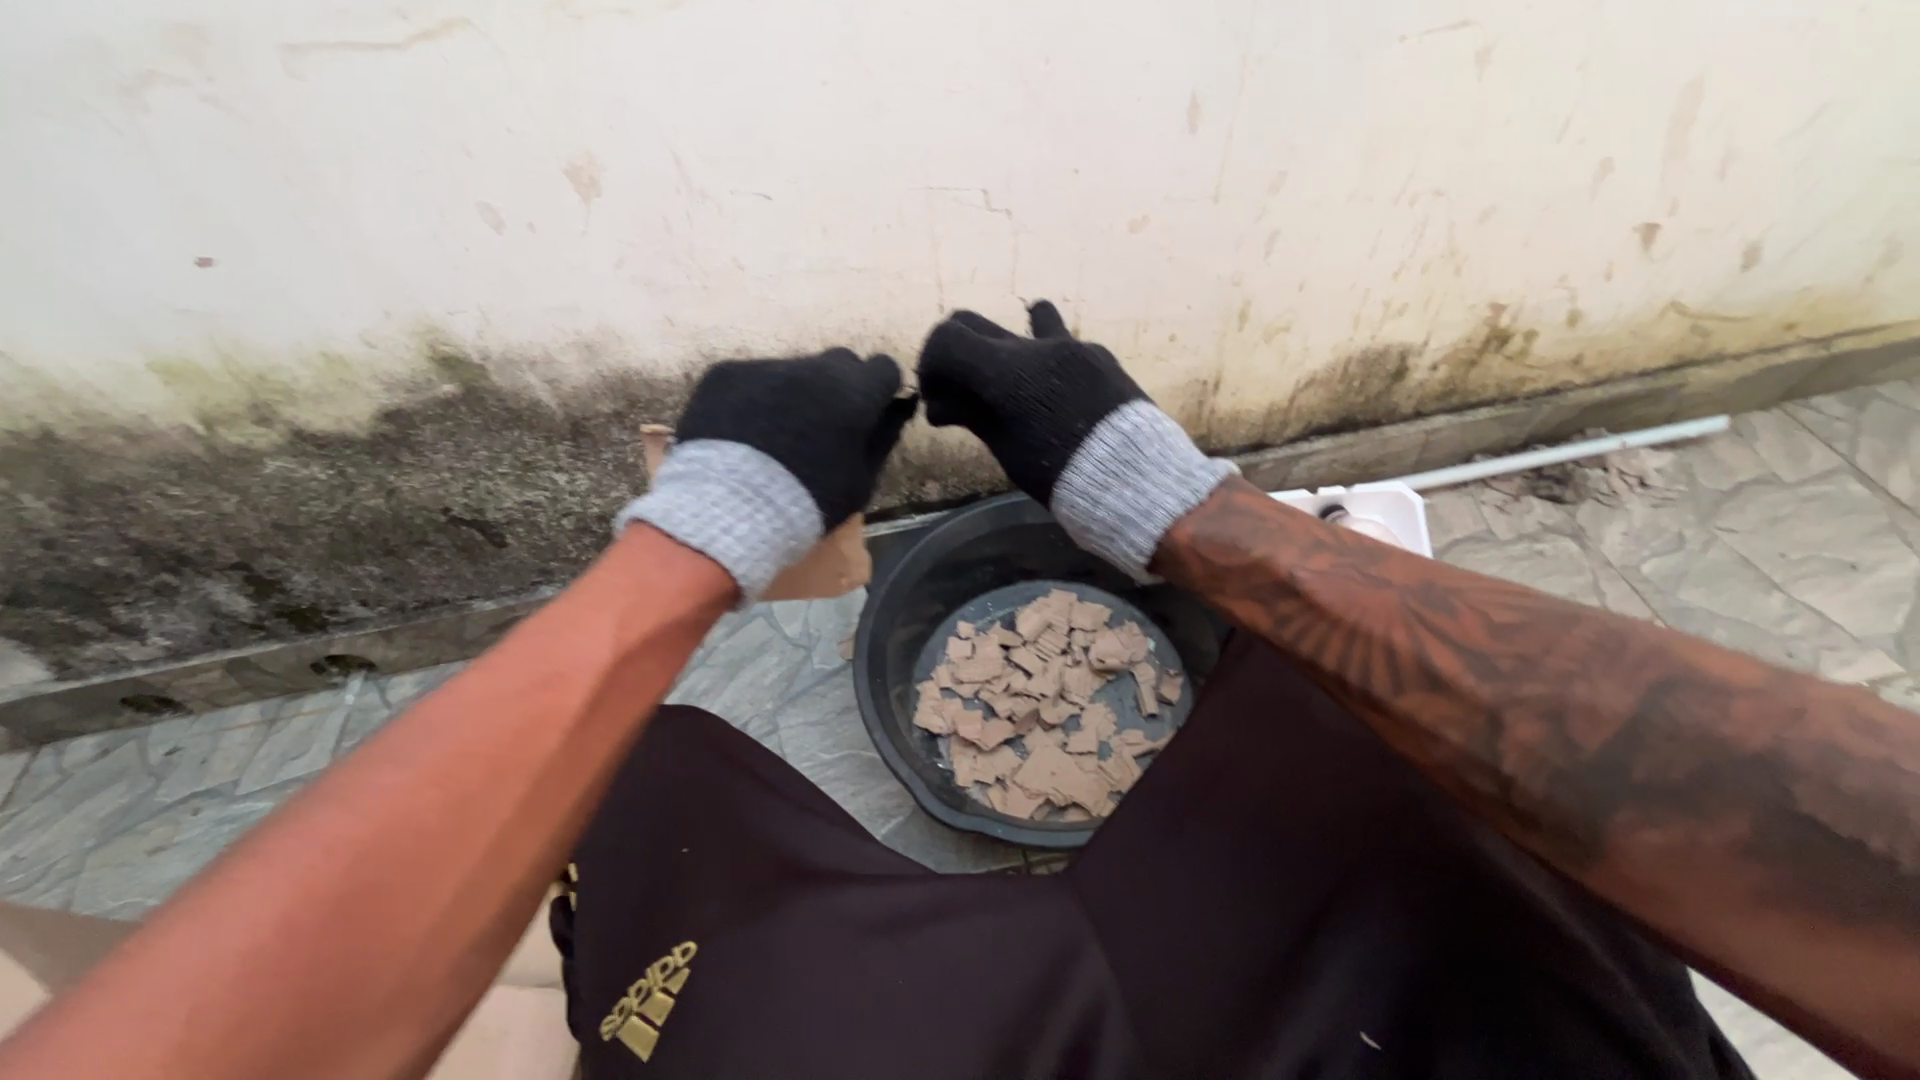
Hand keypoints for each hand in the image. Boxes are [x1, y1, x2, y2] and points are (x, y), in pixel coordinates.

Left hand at [616, 349, 916, 600]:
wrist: (730, 511)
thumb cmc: (807, 503)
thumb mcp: (859, 481)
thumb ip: (881, 439)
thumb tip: (897, 410)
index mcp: (854, 393)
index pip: (884, 368)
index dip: (880, 390)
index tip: (870, 412)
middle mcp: (813, 367)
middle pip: (839, 362)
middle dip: (840, 387)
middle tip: (824, 425)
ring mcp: (766, 366)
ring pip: (793, 371)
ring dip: (796, 393)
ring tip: (776, 435)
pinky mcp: (725, 373)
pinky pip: (752, 379)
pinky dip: (755, 398)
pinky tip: (744, 433)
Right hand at [917, 301, 1231, 578]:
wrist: (1134, 480)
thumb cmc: (1060, 476)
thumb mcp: (1005, 450)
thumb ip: (971, 415)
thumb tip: (940, 405)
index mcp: (1005, 373)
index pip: (946, 338)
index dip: (931, 364)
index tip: (937, 395)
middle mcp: (1034, 347)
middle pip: (973, 323)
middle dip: (957, 353)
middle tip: (961, 388)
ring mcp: (1070, 346)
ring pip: (1024, 322)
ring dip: (1007, 346)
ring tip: (1015, 381)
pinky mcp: (1098, 355)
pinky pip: (1061, 342)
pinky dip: (1045, 360)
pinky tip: (1055, 392)